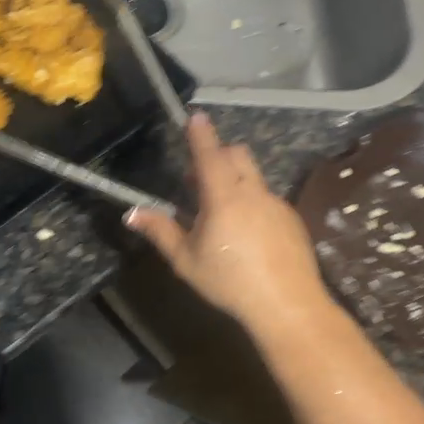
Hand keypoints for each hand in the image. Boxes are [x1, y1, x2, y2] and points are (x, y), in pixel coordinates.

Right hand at [125, 112, 335, 334]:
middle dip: (218, 155)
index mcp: (223, 198)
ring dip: (234, 180)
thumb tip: (131, 214)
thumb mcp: (186, 260)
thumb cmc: (231, 282)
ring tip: (218, 212)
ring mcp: (276, 206)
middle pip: (237, 156)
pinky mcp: (292, 221)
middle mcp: (252, 194)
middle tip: (197, 179)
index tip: (196, 116)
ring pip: (253, 177)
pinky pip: (266, 198)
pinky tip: (245, 234)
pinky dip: (251, 201)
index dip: (201, 134)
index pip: (209, 155)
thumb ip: (160, 232)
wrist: (289, 307)